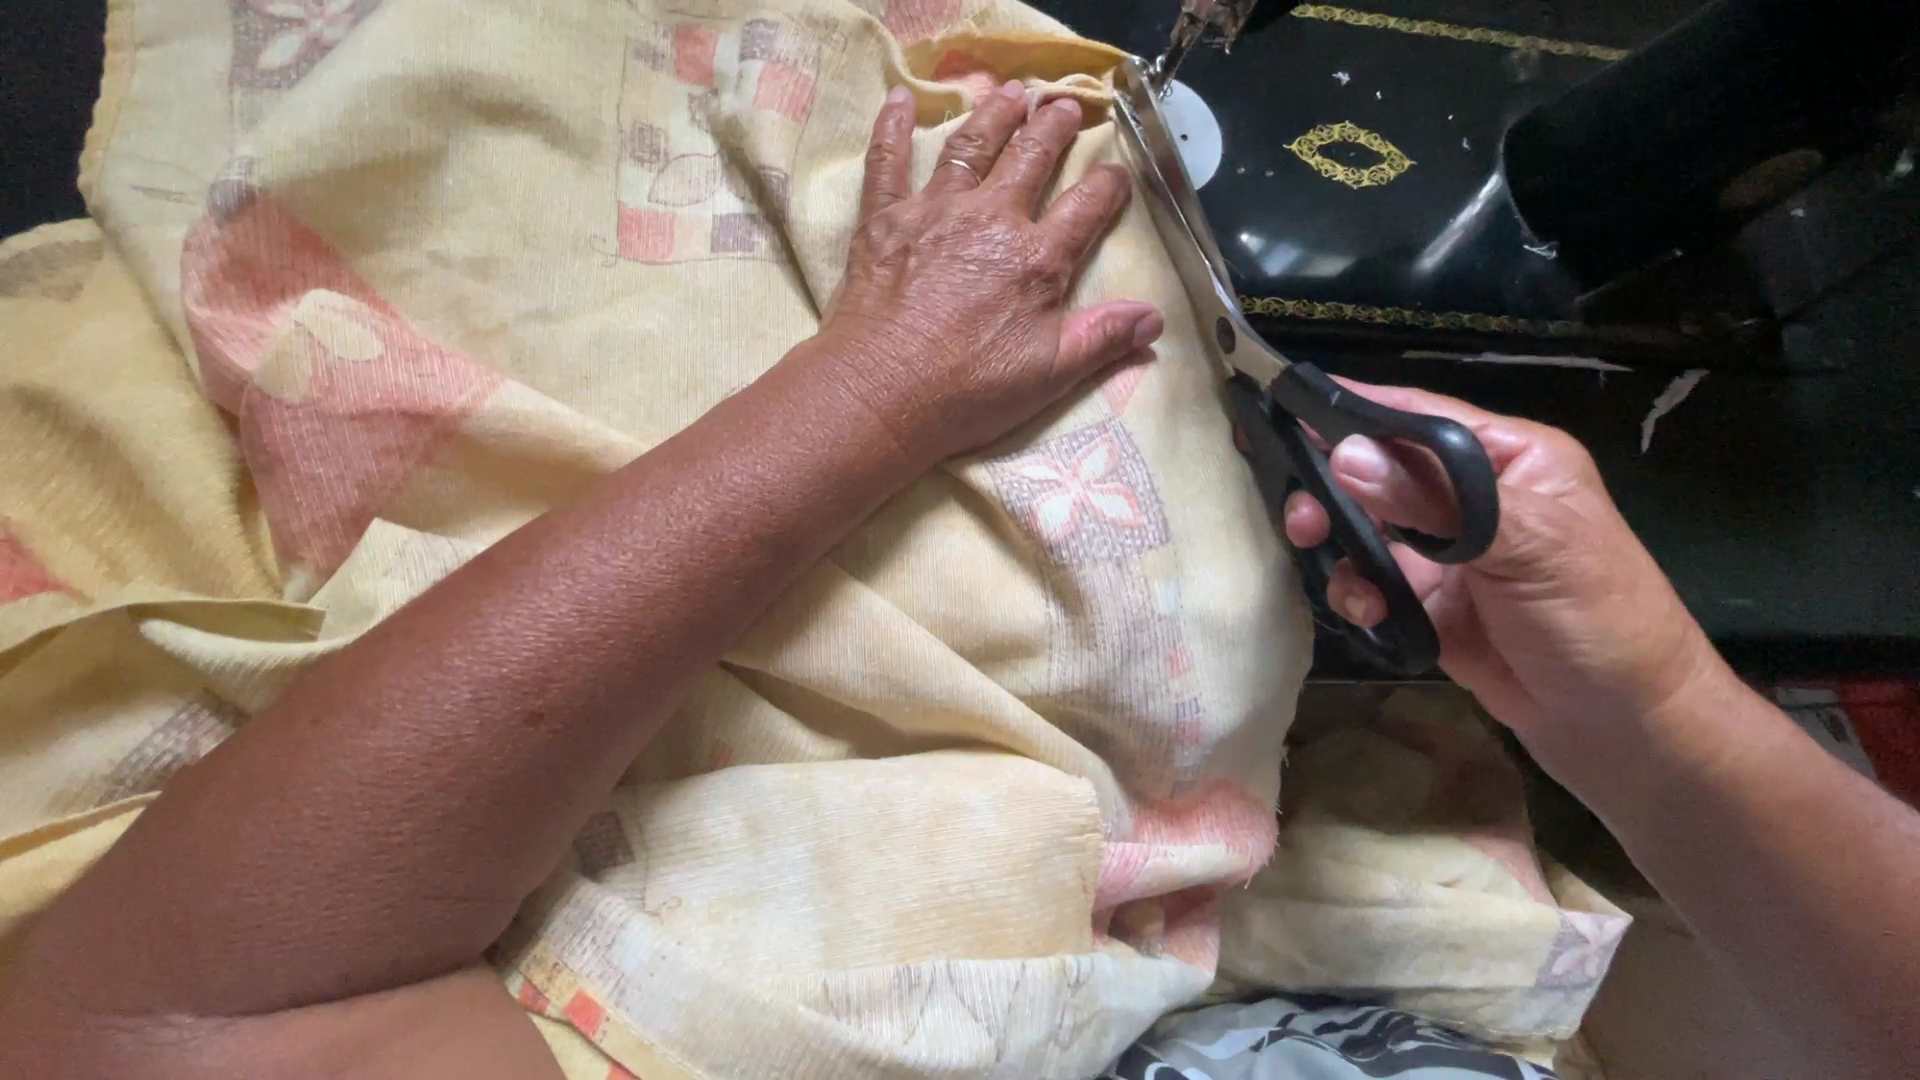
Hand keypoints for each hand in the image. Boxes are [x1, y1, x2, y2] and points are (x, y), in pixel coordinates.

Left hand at [800, 81, 1163, 461]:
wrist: (883, 392)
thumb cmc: (968, 391)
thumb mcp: (1049, 375)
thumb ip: (1102, 339)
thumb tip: (1154, 316)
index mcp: (1036, 259)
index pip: (1087, 208)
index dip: (1109, 187)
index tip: (1118, 176)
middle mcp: (990, 220)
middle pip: (1030, 159)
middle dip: (1052, 130)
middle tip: (1065, 106)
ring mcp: (935, 213)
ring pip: (971, 148)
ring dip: (995, 115)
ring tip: (1011, 92)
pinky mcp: (885, 220)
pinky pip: (888, 162)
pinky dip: (895, 128)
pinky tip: (902, 101)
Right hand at [1281, 381, 1724, 749]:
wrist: (1620, 729)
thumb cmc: (1599, 620)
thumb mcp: (1528, 547)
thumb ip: (1436, 500)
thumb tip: (1345, 456)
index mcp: (1506, 460)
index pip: (1417, 417)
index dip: (1351, 407)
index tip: (1283, 403)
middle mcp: (1467, 497)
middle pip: (1374, 471)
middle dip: (1329, 486)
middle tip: (1300, 513)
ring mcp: (1439, 550)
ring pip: (1358, 526)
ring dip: (1332, 540)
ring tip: (1315, 551)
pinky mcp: (1420, 599)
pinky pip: (1365, 580)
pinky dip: (1354, 592)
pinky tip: (1370, 611)